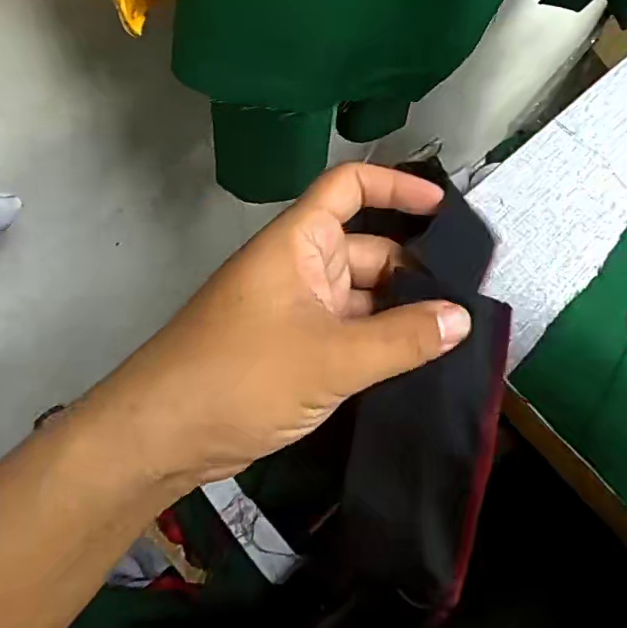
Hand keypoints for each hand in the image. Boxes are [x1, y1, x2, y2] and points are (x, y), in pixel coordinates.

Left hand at [86, 164, 470, 491]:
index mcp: (298, 243)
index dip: (395, 187)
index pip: (349, 188)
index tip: (440, 207)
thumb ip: (402, 339)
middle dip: (414, 269)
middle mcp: (299, 267)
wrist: (159, 440)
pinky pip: (351, 331)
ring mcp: (298, 310)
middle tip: (467, 295)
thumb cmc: (238, 378)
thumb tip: (461, 319)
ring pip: (363, 297)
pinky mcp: (297, 348)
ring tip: (454, 330)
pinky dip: (382, 340)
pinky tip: (418, 358)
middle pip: (368, 249)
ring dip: (401, 311)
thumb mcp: (330, 358)